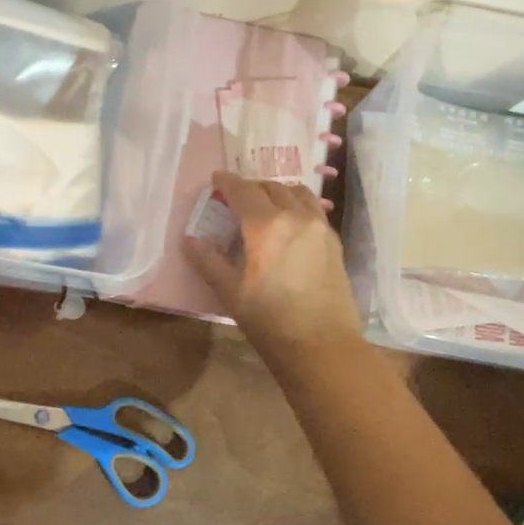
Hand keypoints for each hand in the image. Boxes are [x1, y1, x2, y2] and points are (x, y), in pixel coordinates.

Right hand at [186, 171, 363, 361]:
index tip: (215, 179)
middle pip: (271, 187)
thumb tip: (190, 240)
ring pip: (297, 192)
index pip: (243, 191)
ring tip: (263, 207)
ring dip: (276, 192)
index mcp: (266, 226)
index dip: (226, 182)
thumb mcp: (230, 293)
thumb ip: (208, 261)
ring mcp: (320, 227)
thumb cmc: (269, 322)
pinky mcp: (333, 242)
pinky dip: (295, 205)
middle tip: (234, 198)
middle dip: (250, 187)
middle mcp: (297, 217)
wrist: (321, 345)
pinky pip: (313, 209)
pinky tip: (287, 225)